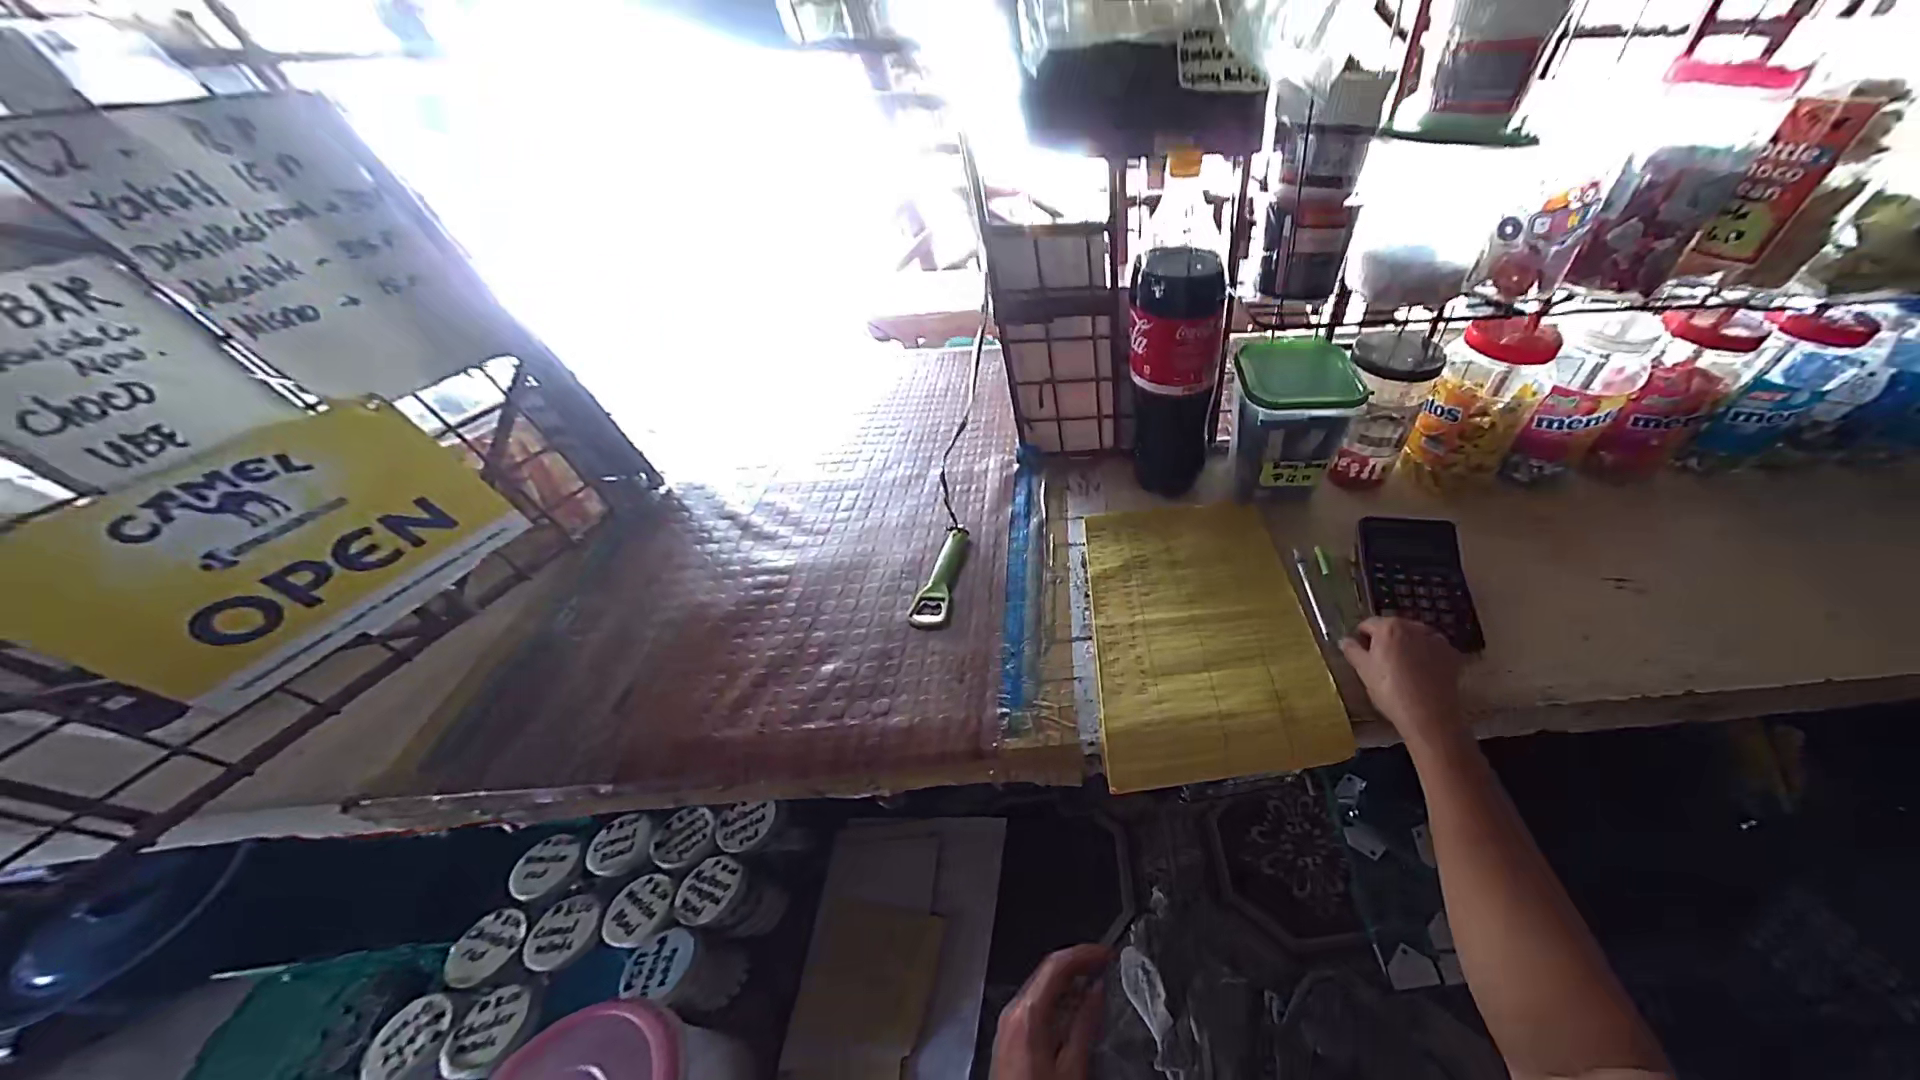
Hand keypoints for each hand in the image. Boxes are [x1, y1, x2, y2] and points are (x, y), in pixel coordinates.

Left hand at [991, 944, 1112, 1079]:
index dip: (1084, 953)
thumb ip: (1085, 1025)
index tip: (1106, 953)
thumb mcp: (1072, 1068)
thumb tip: (1096, 993)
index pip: (1056, 964)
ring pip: (1041, 987)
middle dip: (1077, 964)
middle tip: (1104, 965)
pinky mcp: (1010, 1035)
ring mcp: (1009, 1023)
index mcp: (1028, 1013)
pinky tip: (1075, 1012)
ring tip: (1095, 987)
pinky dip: (1057, 1000)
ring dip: (1068, 982)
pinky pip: (1035, 1005)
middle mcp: (1014, 1011)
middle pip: (1047, 971)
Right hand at [1339, 616, 1462, 743]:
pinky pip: (1431, 649)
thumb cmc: (1390, 690)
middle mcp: (1414, 627)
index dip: (1361, 639)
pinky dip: (1425, 655)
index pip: (1367, 624)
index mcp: (1389, 627)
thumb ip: (1351, 650)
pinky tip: (1421, 673)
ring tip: (1403, 669)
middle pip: (1393, 628)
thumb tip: (1345, 640)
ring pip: (1413, 637)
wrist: (1429, 716)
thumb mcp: (1362, 670)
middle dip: (1385, 641)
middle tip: (1381, 664)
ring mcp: (1437, 640)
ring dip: (1406, 647)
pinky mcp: (1452, 655)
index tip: (1362, 655)